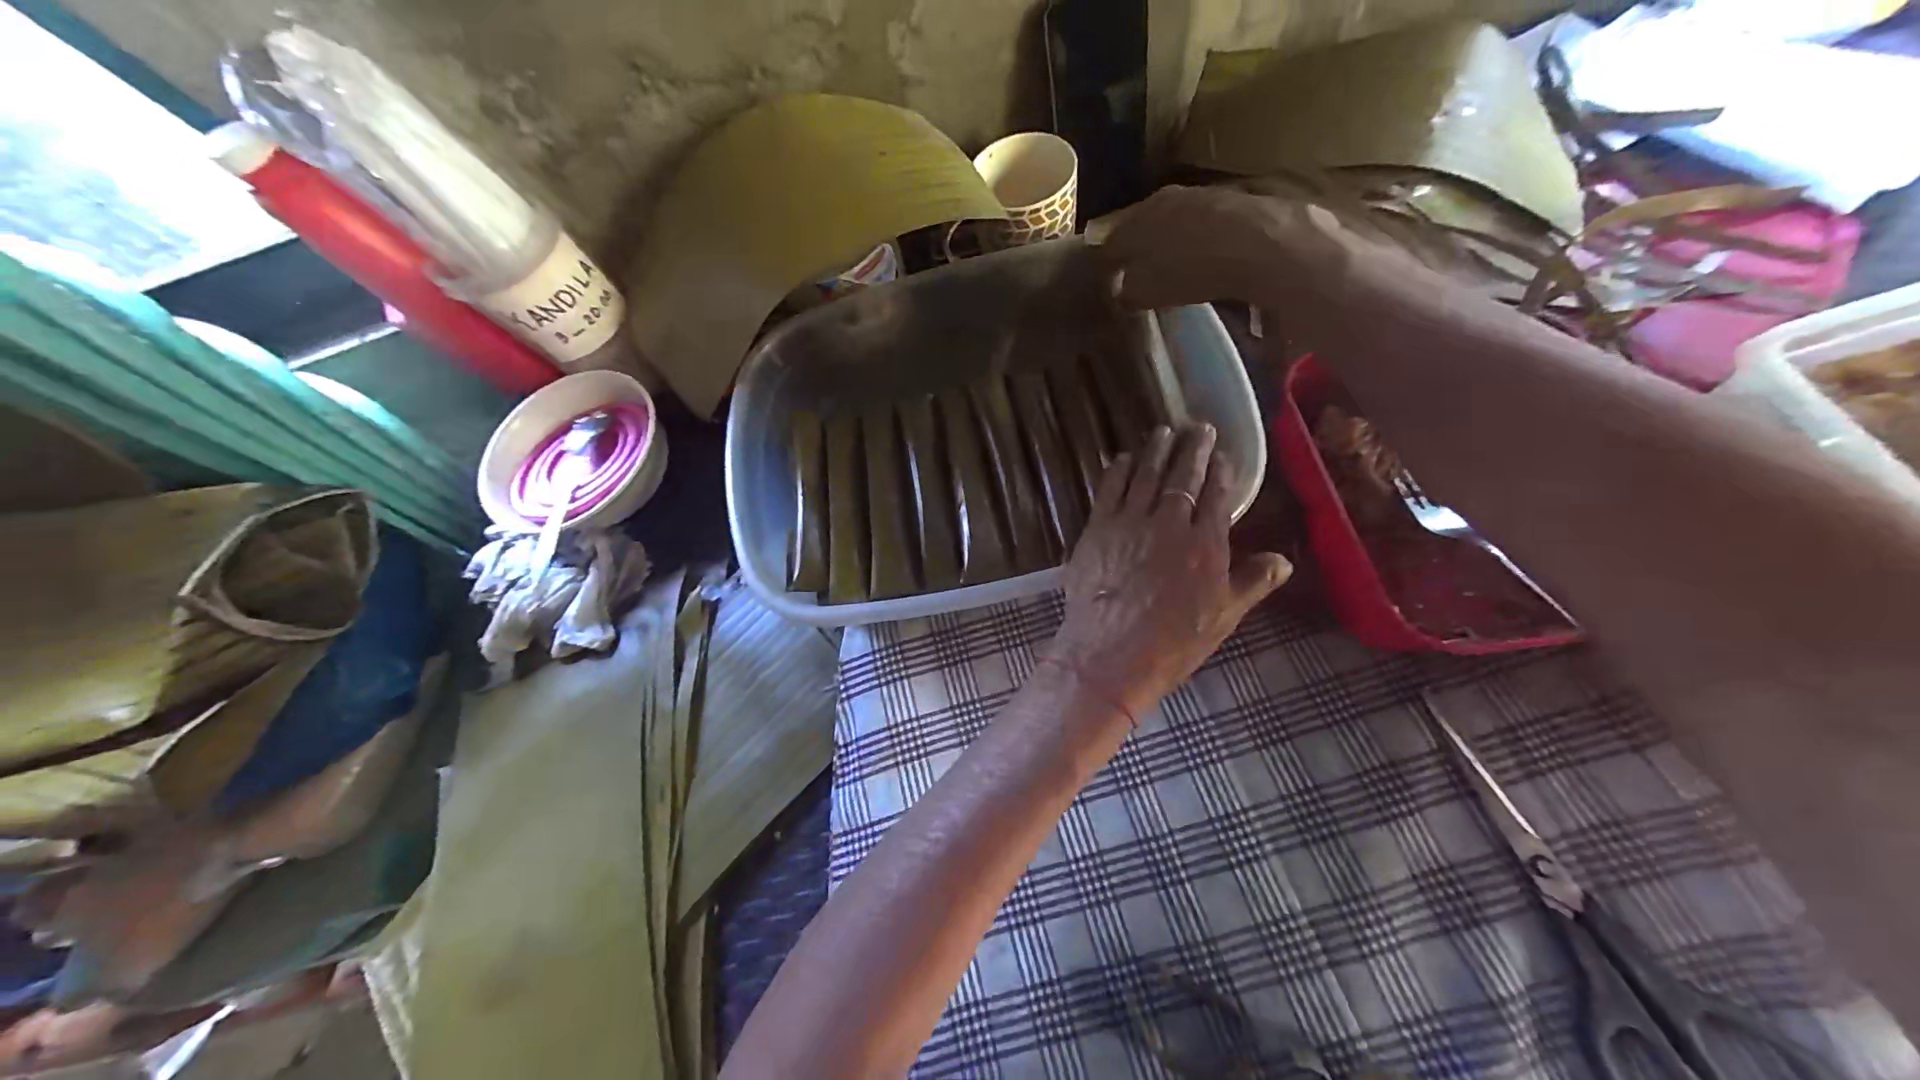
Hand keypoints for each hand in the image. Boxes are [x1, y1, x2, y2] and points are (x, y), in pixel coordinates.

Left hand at [1047, 424, 1291, 717]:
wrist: (1110, 654)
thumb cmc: (1172, 643)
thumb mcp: (1223, 617)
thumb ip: (1252, 582)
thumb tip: (1284, 560)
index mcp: (1205, 544)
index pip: (1218, 496)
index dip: (1222, 472)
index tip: (1224, 455)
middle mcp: (1169, 523)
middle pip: (1183, 477)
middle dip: (1193, 449)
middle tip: (1198, 427)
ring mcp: (1130, 523)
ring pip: (1146, 475)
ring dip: (1156, 450)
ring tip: (1163, 431)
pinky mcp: (1097, 529)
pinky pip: (1109, 489)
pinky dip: (1119, 470)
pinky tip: (1124, 458)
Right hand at [1097, 185, 1356, 311]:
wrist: (1266, 245)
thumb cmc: (1193, 271)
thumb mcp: (1148, 291)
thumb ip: (1128, 291)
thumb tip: (1122, 291)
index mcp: (1138, 218)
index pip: (1111, 242)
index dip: (1108, 265)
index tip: (1108, 283)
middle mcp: (1167, 198)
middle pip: (1145, 226)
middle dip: (1141, 249)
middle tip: (1139, 273)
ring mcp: (1205, 195)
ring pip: (1178, 222)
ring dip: (1174, 243)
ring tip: (1175, 268)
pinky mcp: (1241, 201)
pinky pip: (1210, 226)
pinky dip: (1205, 242)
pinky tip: (1211, 261)